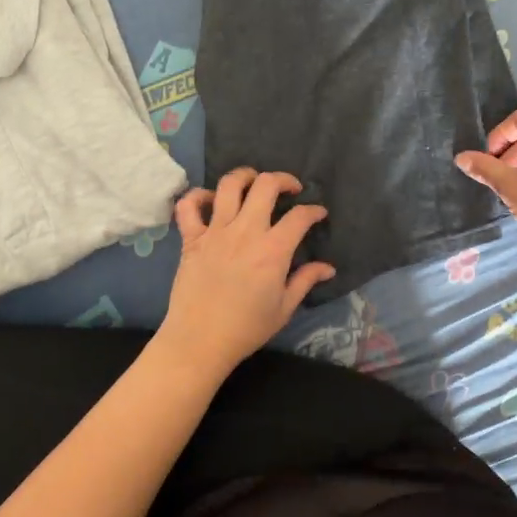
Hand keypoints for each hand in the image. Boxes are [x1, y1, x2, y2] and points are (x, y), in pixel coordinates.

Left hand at [157, 169, 334, 372]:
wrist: (199, 340)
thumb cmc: (246, 328)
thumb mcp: (284, 308)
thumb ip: (305, 280)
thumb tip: (328, 267)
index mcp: (273, 250)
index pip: (300, 217)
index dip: (314, 211)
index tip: (318, 214)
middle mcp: (245, 232)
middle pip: (266, 185)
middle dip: (283, 180)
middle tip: (290, 189)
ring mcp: (215, 232)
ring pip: (228, 185)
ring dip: (245, 176)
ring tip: (254, 181)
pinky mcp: (191, 239)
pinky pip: (189, 206)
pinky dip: (198, 196)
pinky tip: (209, 200)